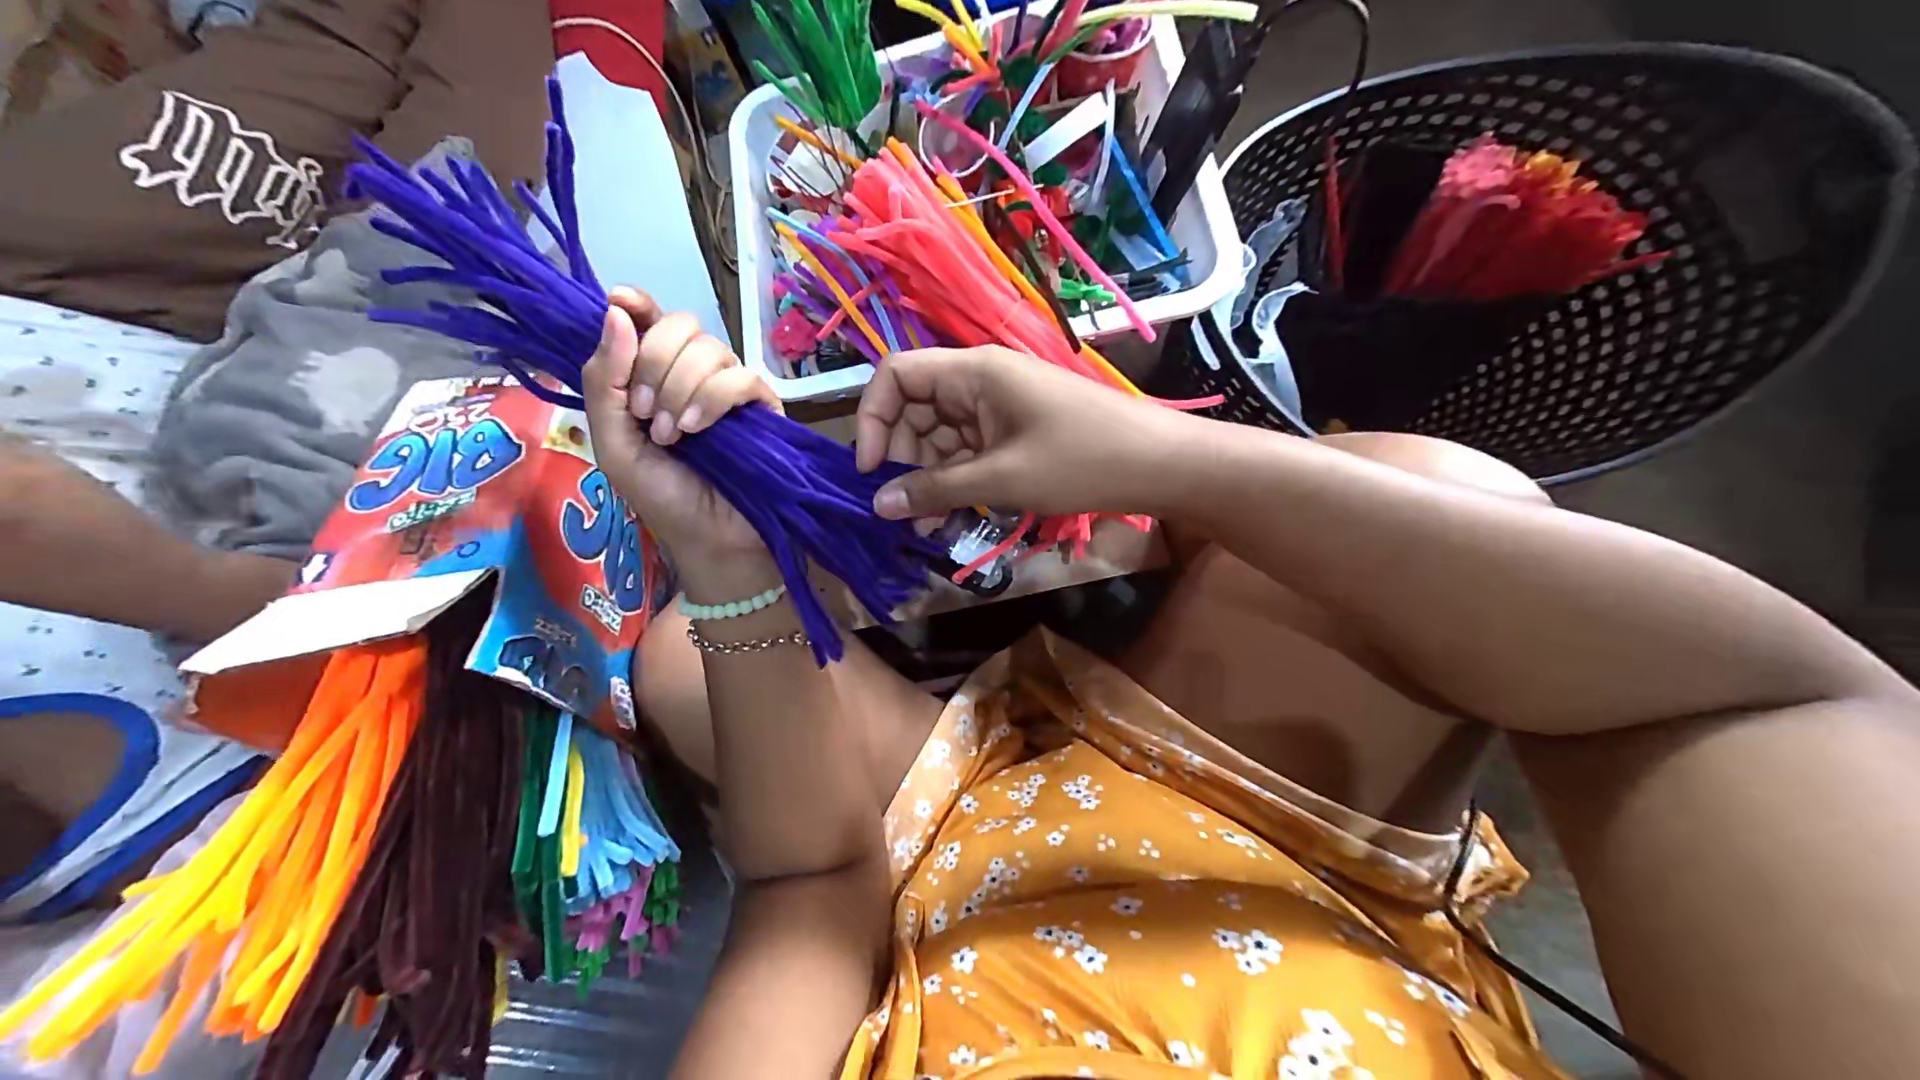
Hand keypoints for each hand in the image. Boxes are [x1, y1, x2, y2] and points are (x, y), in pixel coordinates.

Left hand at [581, 288, 783, 585]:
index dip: (639, 304)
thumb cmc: (662, 498)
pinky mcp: (764, 409)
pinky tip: (699, 429)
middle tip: (644, 412)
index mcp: (655, 379)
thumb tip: (618, 311)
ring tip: (674, 434)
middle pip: (681, 326)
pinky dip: (714, 397)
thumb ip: (604, 382)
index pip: (651, 322)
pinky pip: (742, 377)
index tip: (622, 301)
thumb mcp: (614, 444)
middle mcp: (695, 377)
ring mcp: (732, 392)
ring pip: (712, 349)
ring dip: (681, 388)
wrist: (711, 540)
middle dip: (654, 362)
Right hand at [853, 346, 1181, 518]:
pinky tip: (954, 514)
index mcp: (973, 372)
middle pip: (915, 409)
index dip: (872, 418)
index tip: (870, 469)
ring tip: (931, 524)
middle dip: (903, 458)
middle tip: (906, 508)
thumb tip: (878, 504)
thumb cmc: (1080, 461)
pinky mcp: (1014, 431)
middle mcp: (980, 381)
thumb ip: (935, 490)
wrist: (1158, 464)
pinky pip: (969, 450)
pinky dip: (957, 480)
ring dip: (930, 477)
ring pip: (941, 436)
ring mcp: (999, 407)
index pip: (896, 375)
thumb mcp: (1000, 479)